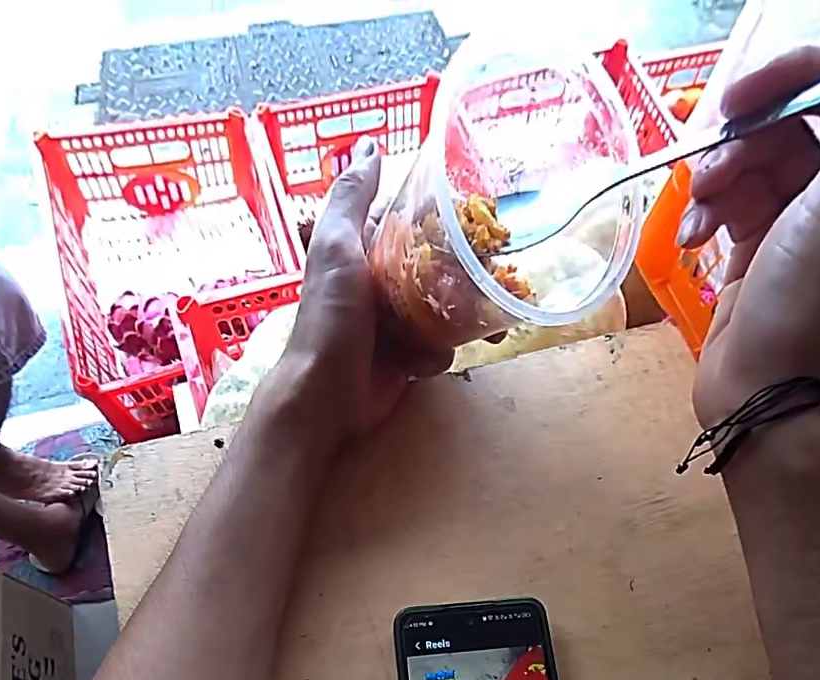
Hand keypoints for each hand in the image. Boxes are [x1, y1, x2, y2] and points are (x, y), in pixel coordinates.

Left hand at [255, 137, 452, 447]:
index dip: (442, 220)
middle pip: (436, 268)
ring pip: (445, 310)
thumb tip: (369, 144)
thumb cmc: (331, 319)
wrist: (329, 395)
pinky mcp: (409, 359)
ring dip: (458, 320)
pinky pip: (439, 348)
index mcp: (367, 253)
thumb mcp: (336, 248)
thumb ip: (352, 199)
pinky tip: (422, 363)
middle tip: (491, 277)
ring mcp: (397, 324)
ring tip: (481, 324)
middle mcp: (384, 285)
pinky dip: (435, 355)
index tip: (477, 219)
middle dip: (463, 275)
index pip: (412, 225)